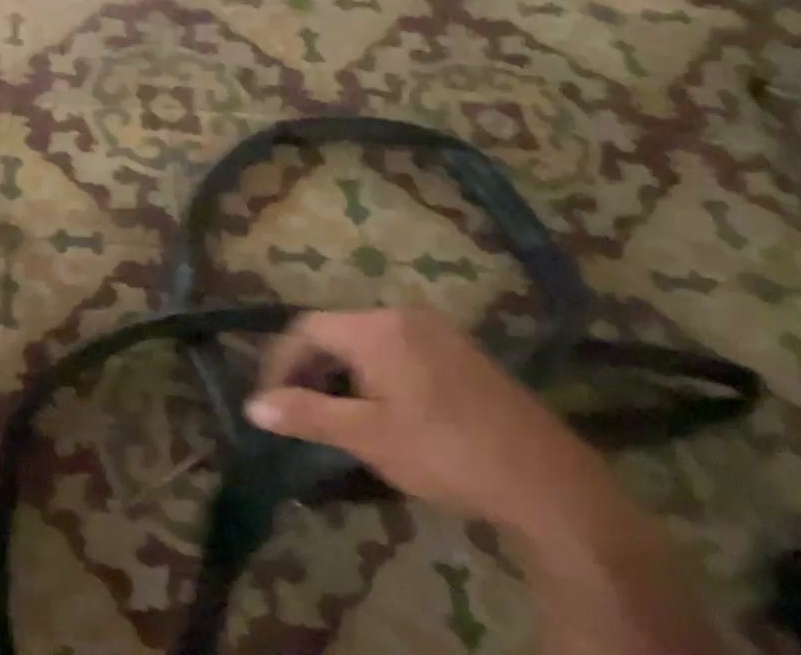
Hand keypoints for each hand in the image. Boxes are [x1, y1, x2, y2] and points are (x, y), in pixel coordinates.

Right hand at [245, 308, 604, 528]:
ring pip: (367, 340)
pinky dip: (373, 372)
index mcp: (377, 328)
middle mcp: (405, 316)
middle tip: (296, 408)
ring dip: (340, 371)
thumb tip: (252, 405)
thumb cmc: (445, 454)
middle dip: (308, 367)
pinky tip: (380, 409)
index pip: (306, 329)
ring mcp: (440, 332)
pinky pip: (399, 349)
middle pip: (336, 330)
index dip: (279, 363)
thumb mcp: (366, 436)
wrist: (548, 483)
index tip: (270, 401)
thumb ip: (306, 414)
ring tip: (333, 413)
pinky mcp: (463, 354)